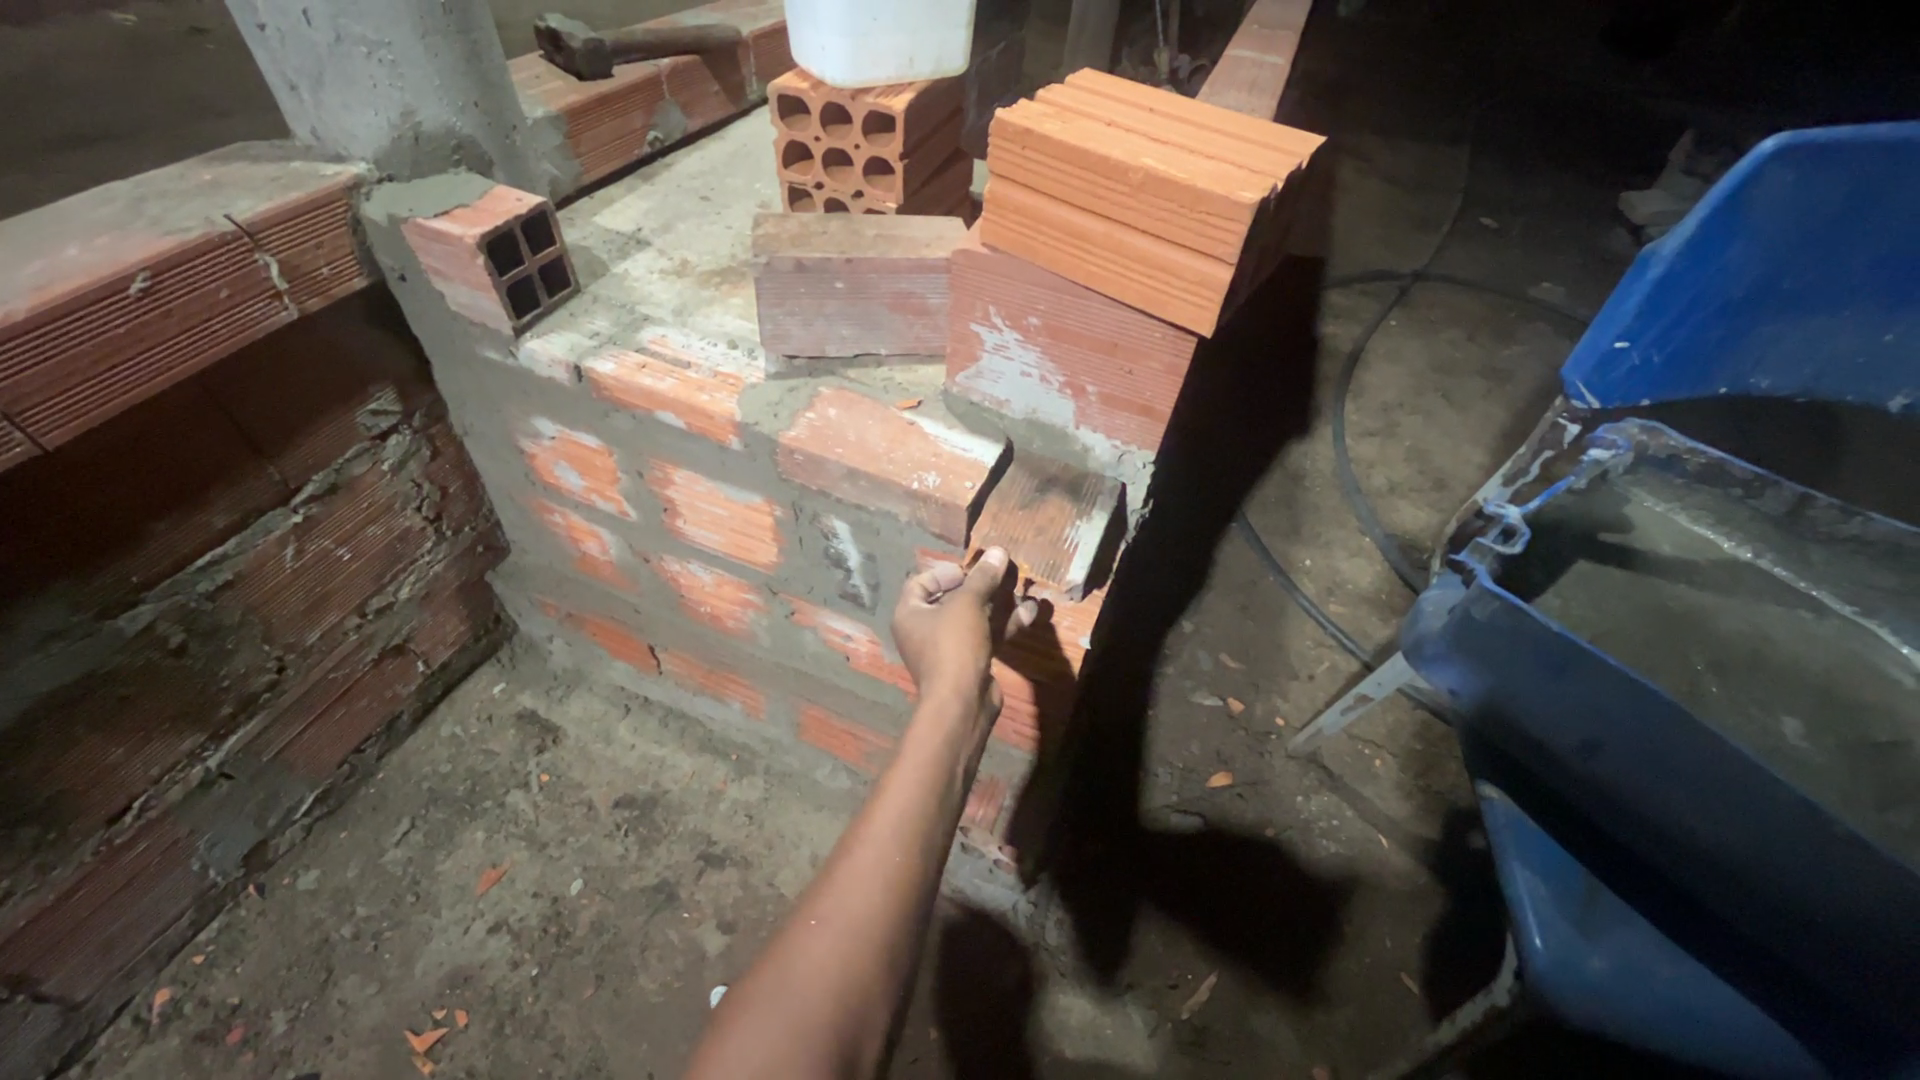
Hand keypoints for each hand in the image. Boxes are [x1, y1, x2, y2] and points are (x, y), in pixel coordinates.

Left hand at [891, 548, 1038, 713]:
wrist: (962, 702)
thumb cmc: (954, 645)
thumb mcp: (968, 604)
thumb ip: (983, 577)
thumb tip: (998, 551)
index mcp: (910, 614)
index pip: (919, 583)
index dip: (943, 572)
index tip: (967, 571)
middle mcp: (924, 630)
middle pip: (950, 599)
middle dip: (979, 586)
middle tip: (999, 575)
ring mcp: (947, 649)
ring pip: (973, 618)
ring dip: (997, 603)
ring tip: (1020, 588)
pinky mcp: (969, 663)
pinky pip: (985, 636)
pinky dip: (1004, 624)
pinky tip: (1030, 612)